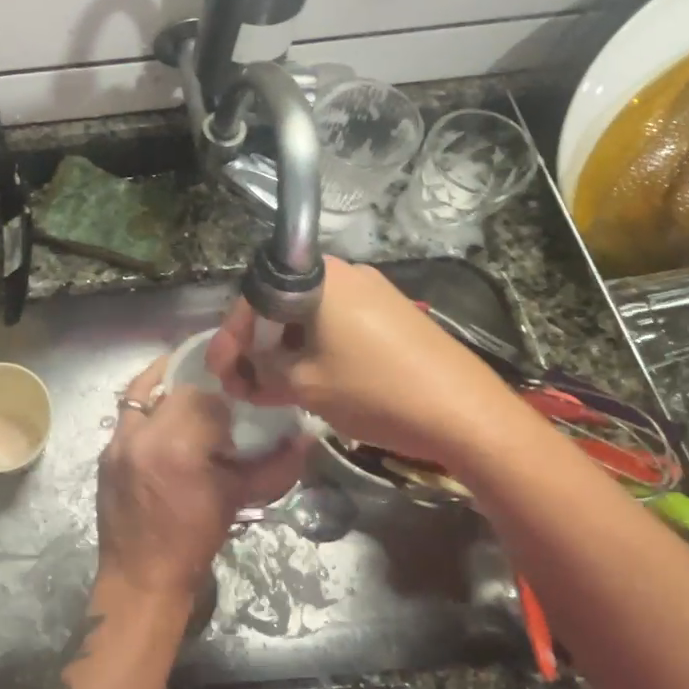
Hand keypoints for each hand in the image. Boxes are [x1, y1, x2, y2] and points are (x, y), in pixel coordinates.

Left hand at [95, 357, 308, 597]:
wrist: (142, 578)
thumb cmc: (194, 542)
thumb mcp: (238, 499)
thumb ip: (274, 466)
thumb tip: (304, 439)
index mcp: (176, 447)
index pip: (204, 396)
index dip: (225, 399)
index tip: (237, 412)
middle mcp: (142, 435)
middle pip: (175, 390)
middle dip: (199, 394)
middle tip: (217, 405)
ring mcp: (118, 441)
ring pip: (144, 393)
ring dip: (169, 391)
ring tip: (190, 396)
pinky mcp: (105, 452)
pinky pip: (127, 414)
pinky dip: (148, 409)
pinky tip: (167, 419)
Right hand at [206, 256, 520, 466]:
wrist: (467, 414)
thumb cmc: (375, 390)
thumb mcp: (305, 386)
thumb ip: (260, 376)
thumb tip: (238, 377)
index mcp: (317, 278)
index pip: (254, 297)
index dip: (232, 335)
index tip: (221, 371)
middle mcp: (344, 273)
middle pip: (281, 302)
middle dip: (256, 342)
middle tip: (243, 380)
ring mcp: (373, 292)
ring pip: (310, 315)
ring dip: (286, 348)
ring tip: (276, 386)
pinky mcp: (394, 315)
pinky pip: (338, 324)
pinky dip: (317, 348)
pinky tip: (314, 380)